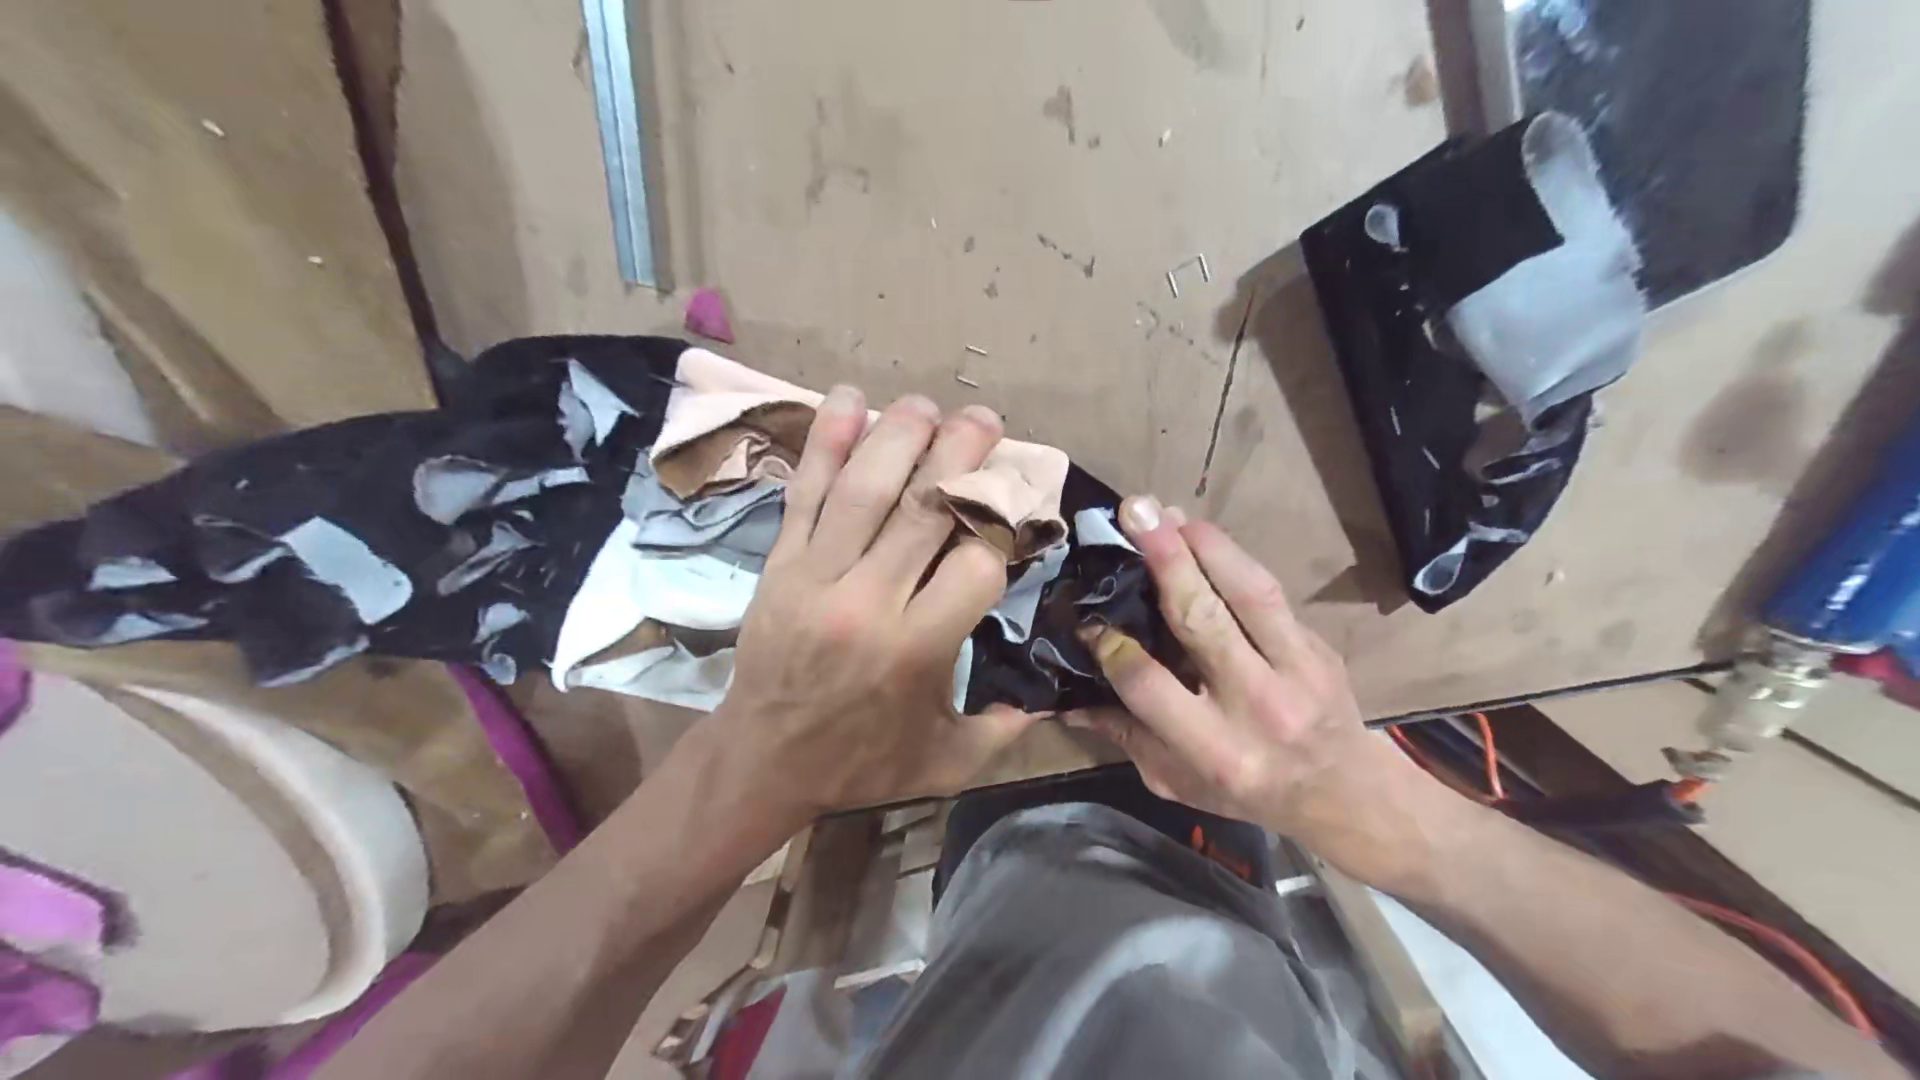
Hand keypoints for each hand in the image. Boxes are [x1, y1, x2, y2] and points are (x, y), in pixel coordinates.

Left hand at [703, 387, 1036, 816]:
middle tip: (985, 419)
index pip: (977, 561)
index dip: (1006, 518)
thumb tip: (1046, 699)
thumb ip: (1000, 732)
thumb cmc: (860, 761)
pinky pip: (804, 495)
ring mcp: (818, 576)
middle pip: (925, 509)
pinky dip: (824, 444)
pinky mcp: (781, 564)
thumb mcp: (943, 762)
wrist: (761, 760)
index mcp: (919, 648)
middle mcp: (870, 601)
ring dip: (899, 436)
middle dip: (961, 455)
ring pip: (865, 490)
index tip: (1022, 495)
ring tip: (926, 403)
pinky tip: (847, 400)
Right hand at [1074, 496, 1445, 875]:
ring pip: (1247, 593)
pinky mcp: (1316, 645)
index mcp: (1213, 749)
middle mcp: (1255, 705)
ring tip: (1168, 513)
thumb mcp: (1177, 782)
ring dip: (1204, 545)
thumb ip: (1126, 737)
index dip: (1111, 647)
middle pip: (1202, 621)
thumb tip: (1068, 701)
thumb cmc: (1248, 791)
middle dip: (1165, 561)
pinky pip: (1269, 592)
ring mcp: (1295, 670)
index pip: (1148, 684)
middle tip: (1134, 515)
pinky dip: (1233, 557)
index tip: (1088, 620)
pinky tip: (1201, 533)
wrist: (1348, 793)